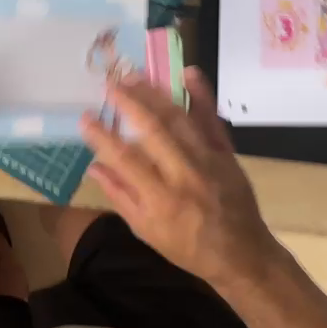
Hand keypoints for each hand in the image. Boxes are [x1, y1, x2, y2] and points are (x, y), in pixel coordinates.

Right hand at [80, 67, 277, 289]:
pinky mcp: (226, 153)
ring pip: (180, 119)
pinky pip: (212, 119)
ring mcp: (209, 160)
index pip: (126, 159)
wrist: (242, 254)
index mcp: (161, 199)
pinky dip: (201, 95)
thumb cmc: (187, 247)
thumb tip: (94, 167)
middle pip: (153, 130)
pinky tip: (187, 73)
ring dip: (156, 94)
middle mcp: (184, 174)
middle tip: (110, 83)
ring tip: (135, 75)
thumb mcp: (146, 231)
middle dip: (129, 103)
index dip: (102, 136)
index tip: (85, 117)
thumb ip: (120, 196)